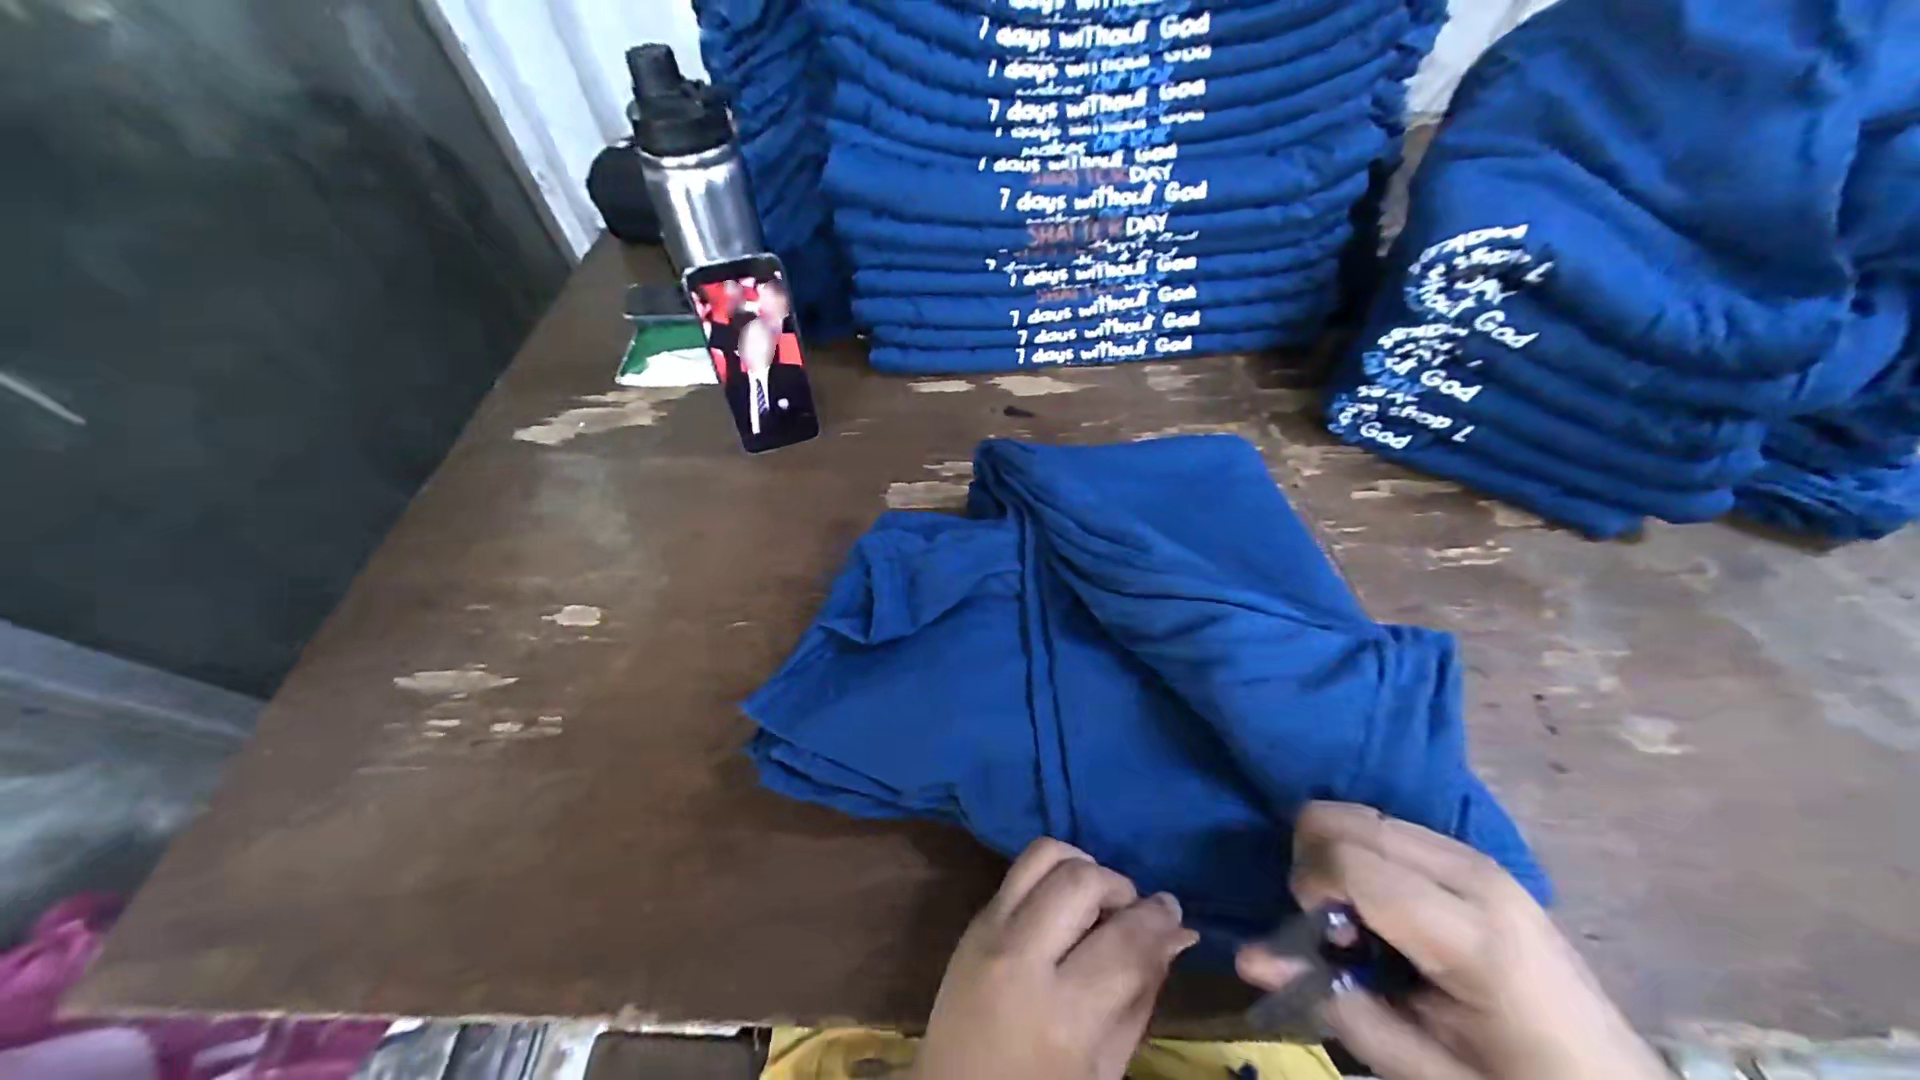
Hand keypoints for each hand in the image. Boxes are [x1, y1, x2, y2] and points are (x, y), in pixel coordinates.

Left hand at [913, 838, 1198, 1079]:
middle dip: (1119, 886)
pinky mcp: (974, 918)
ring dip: (1082, 865)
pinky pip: (1019, 869)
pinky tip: (1066, 901)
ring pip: (1044, 855)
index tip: (1173, 910)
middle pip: (1081, 881)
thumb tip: (1175, 933)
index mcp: (1061, 1016)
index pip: (1124, 943)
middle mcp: (1021, 958)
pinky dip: (1053, 871)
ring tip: (1097, 898)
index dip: (1159, 920)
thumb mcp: (1104, 1069)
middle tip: (1131, 911)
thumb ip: (1140, 996)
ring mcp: (989, 930)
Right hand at [1237, 802, 1668, 1079]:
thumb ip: (1338, 1006)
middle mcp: (1474, 874)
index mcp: (1472, 935)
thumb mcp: (1428, 1072)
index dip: (1309, 888)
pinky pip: (1388, 827)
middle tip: (1330, 928)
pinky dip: (1361, 856)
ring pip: (1361, 814)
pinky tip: (1386, 913)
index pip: (1350, 859)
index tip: (1318, 938)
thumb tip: (1247, 956)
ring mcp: (1478, 857)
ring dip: (1335, 858)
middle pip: (1346, 818)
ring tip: (1359, 925)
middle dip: (1312, 863)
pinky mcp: (1475, 855)